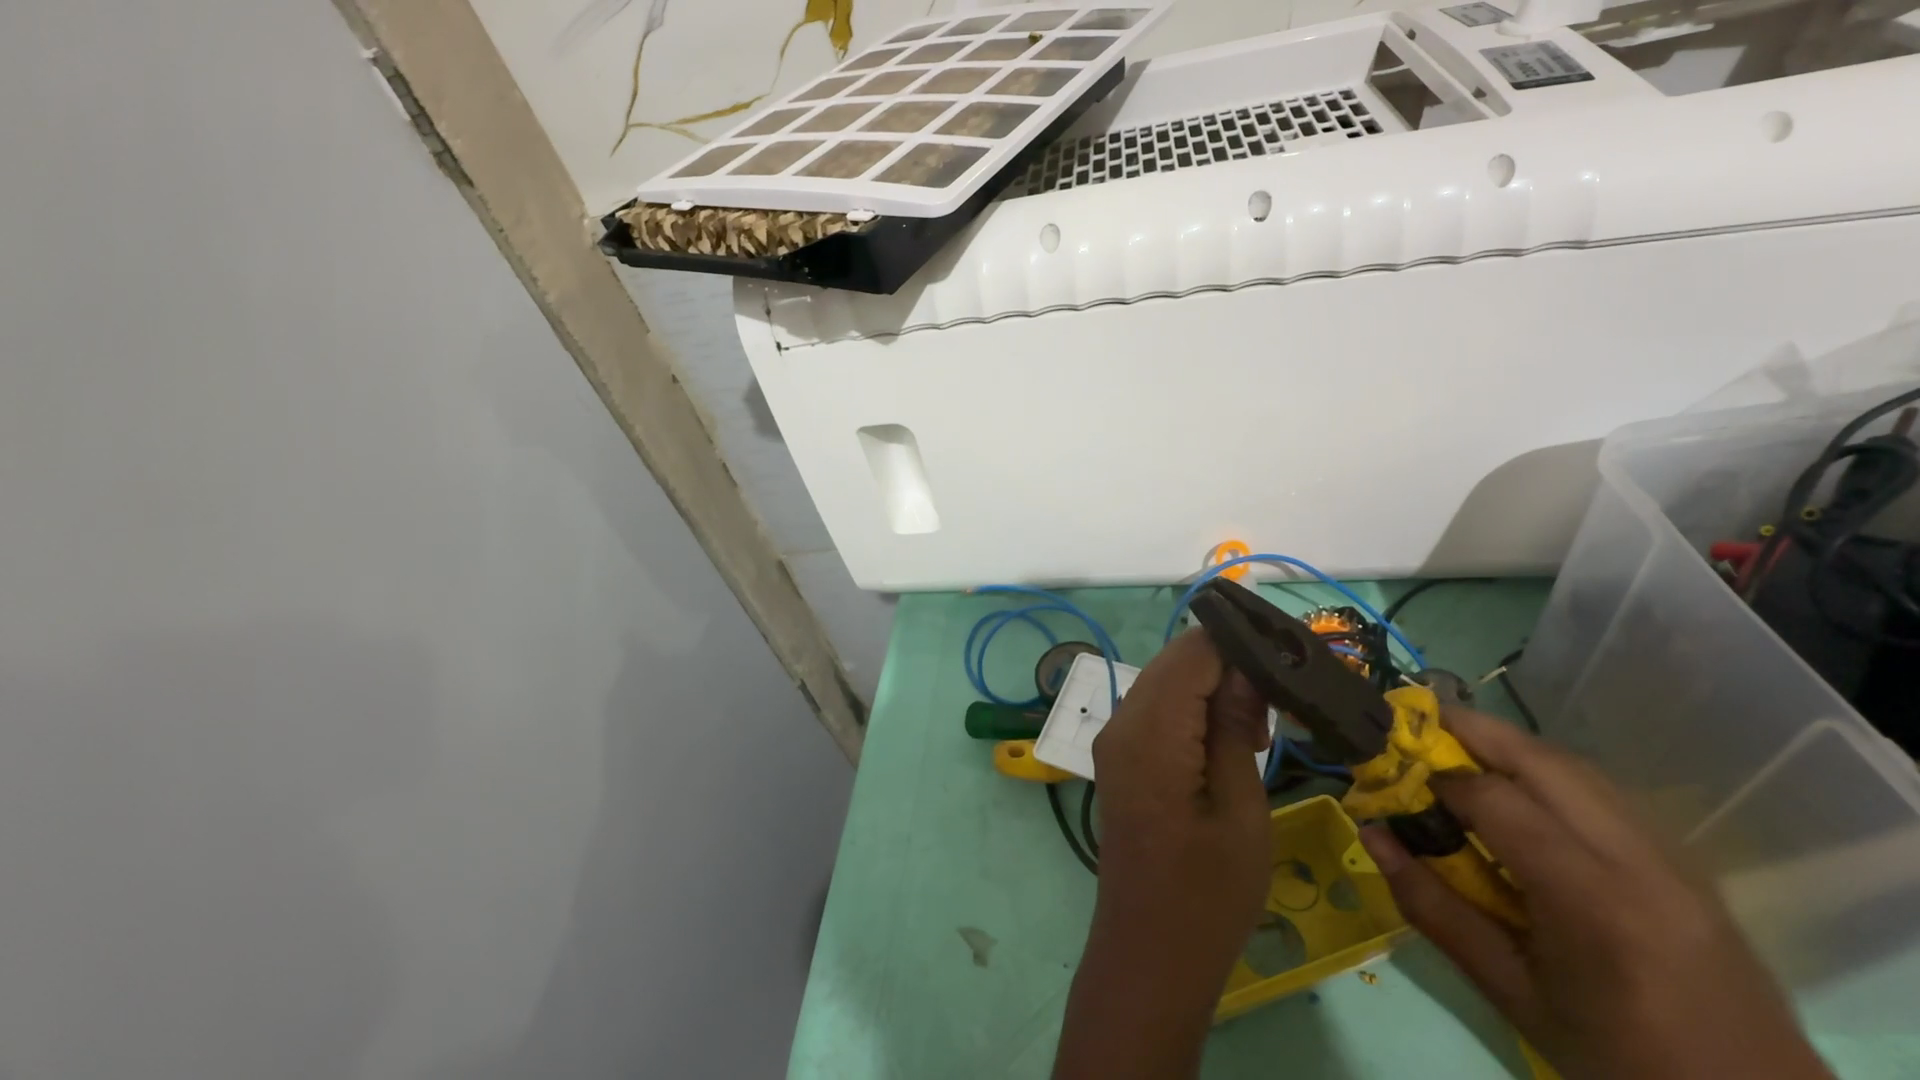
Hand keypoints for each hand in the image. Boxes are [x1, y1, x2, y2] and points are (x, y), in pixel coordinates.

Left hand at [1054, 630, 1271, 1079]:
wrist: (1150, 955)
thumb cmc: (1208, 895)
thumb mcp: (1240, 810)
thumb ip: (1233, 729)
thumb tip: (1243, 671)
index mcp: (1150, 732)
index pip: (1194, 649)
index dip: (1244, 643)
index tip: (1297, 656)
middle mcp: (1121, 723)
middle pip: (1177, 660)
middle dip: (1232, 661)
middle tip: (1289, 691)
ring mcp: (1115, 742)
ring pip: (1168, 682)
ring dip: (1215, 685)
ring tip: (1268, 717)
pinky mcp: (1121, 760)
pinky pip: (1159, 711)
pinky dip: (1196, 709)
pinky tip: (1234, 735)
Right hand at [1360, 708, 1831, 1079]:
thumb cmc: (1611, 1056)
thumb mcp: (1509, 991)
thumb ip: (1434, 909)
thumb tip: (1372, 836)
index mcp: (1589, 900)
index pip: (1499, 801)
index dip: (1440, 780)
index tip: (1397, 783)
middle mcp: (1638, 859)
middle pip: (1545, 761)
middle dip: (1474, 731)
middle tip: (1416, 727)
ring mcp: (1673, 854)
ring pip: (1581, 768)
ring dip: (1513, 750)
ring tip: (1459, 755)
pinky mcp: (1689, 859)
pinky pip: (1607, 794)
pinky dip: (1552, 776)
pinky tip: (1522, 798)